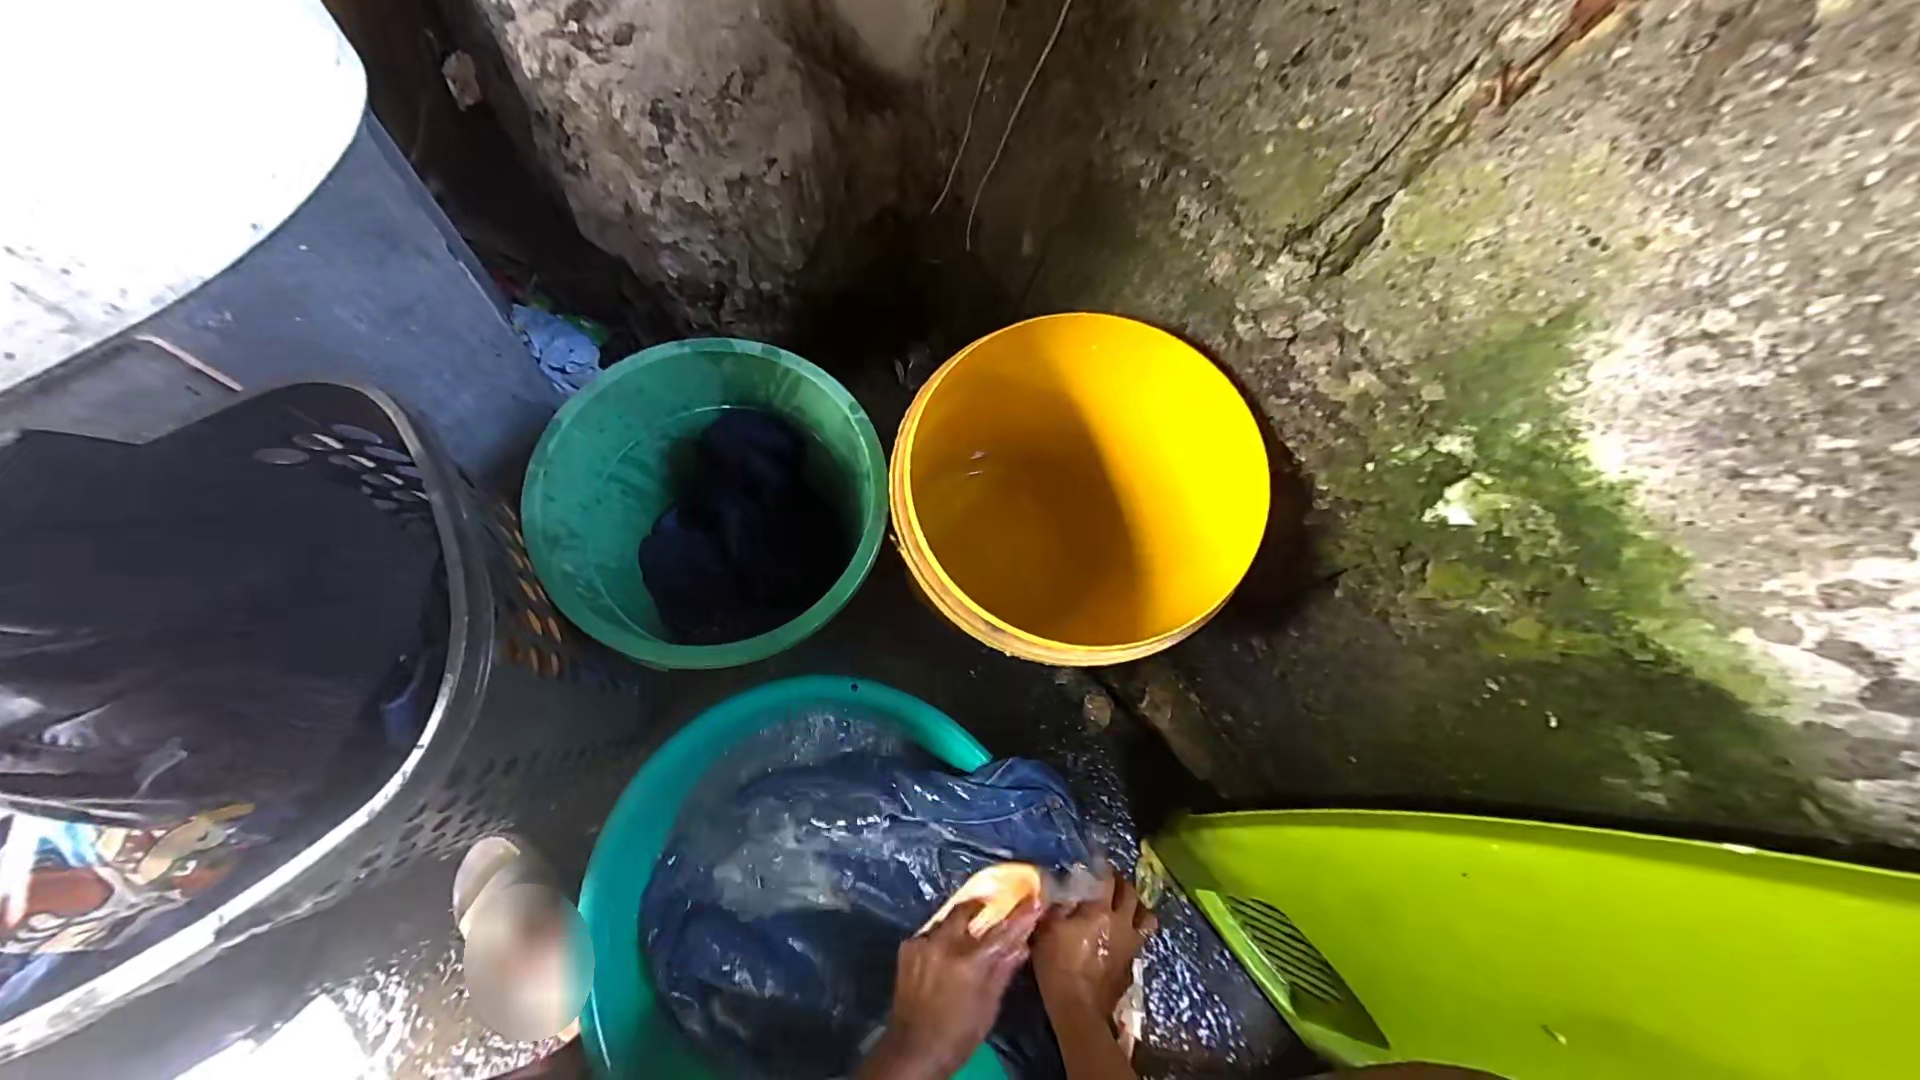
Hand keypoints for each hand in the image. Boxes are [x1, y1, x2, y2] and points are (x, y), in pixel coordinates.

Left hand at [859, 898, 1042, 1079]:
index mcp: (968, 962)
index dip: (1019, 916)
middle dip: (978, 908)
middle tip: (987, 911)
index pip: (1000, 932)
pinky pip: (929, 933)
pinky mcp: (907, 947)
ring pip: (945, 920)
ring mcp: (922, 943)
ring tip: (962, 939)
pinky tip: (941, 955)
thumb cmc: (958, 1035)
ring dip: (956, 925)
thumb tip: (1022, 944)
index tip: (1033, 901)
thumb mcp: (988, 1007)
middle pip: (965, 911)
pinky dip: (938, 939)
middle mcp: (944, 944)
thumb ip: (1003, 970)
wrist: (913, 1052)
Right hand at [1032, 868, 1156, 1018]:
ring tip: (1126, 906)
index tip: (1096, 861)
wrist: (1078, 1010)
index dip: (1103, 867)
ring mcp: (1131, 946)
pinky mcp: (1133, 966)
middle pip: (1132, 894)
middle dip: (1122, 883)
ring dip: (1138, 907)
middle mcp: (1122, 923)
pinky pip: (1141, 940)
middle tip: (1111, 880)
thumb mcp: (1048, 928)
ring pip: (1146, 917)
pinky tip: (1122, 935)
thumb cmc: (1059, 965)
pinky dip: (1134, 932)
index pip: (1108, 878)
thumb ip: (1057, 904)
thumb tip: (1060, 885)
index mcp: (1101, 910)